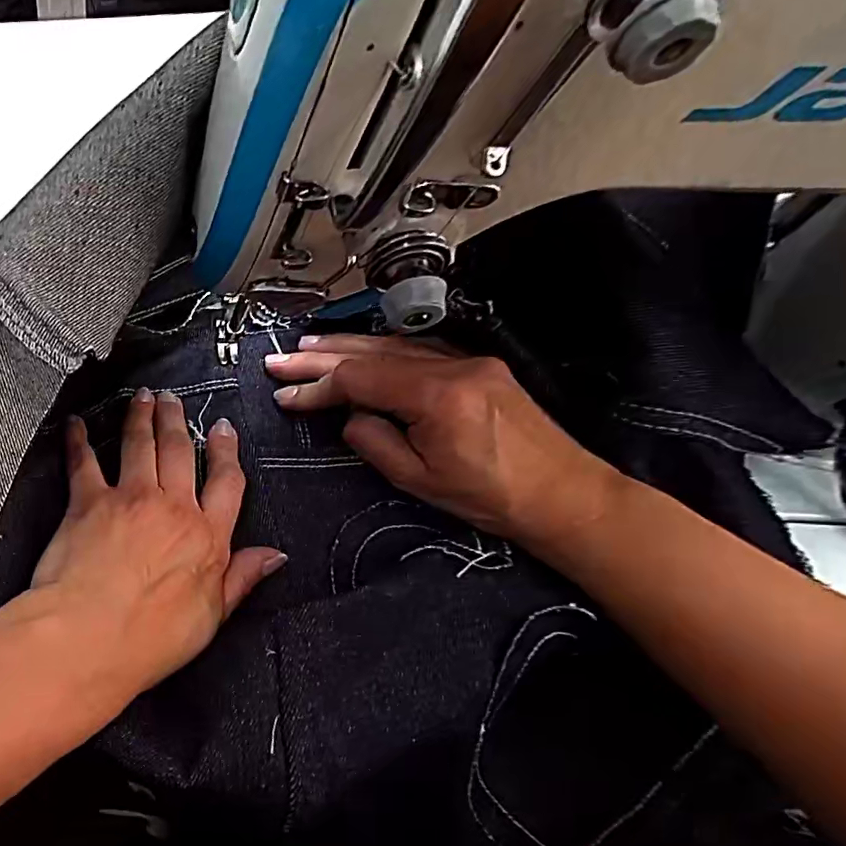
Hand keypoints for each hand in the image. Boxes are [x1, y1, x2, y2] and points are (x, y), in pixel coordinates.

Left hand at [8, 388, 285, 695]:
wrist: (88, 638)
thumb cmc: (149, 638)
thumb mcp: (211, 616)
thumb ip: (242, 578)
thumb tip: (274, 556)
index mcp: (207, 536)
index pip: (226, 482)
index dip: (227, 452)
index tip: (224, 430)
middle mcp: (172, 508)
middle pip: (181, 452)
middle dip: (179, 421)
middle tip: (174, 401)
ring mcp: (130, 500)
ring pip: (140, 445)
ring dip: (142, 417)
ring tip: (144, 397)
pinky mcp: (89, 502)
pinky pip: (84, 461)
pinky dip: (79, 440)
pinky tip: (76, 424)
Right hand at [264, 334, 627, 549]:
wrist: (564, 495)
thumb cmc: (493, 497)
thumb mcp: (420, 480)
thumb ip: (375, 443)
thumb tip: (350, 416)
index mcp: (437, 395)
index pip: (359, 380)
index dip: (317, 386)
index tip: (286, 394)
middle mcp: (453, 366)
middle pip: (373, 353)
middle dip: (322, 356)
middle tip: (282, 359)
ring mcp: (469, 362)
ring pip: (396, 347)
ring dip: (350, 348)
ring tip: (310, 347)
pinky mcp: (479, 367)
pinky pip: (420, 352)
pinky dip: (383, 353)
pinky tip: (362, 352)